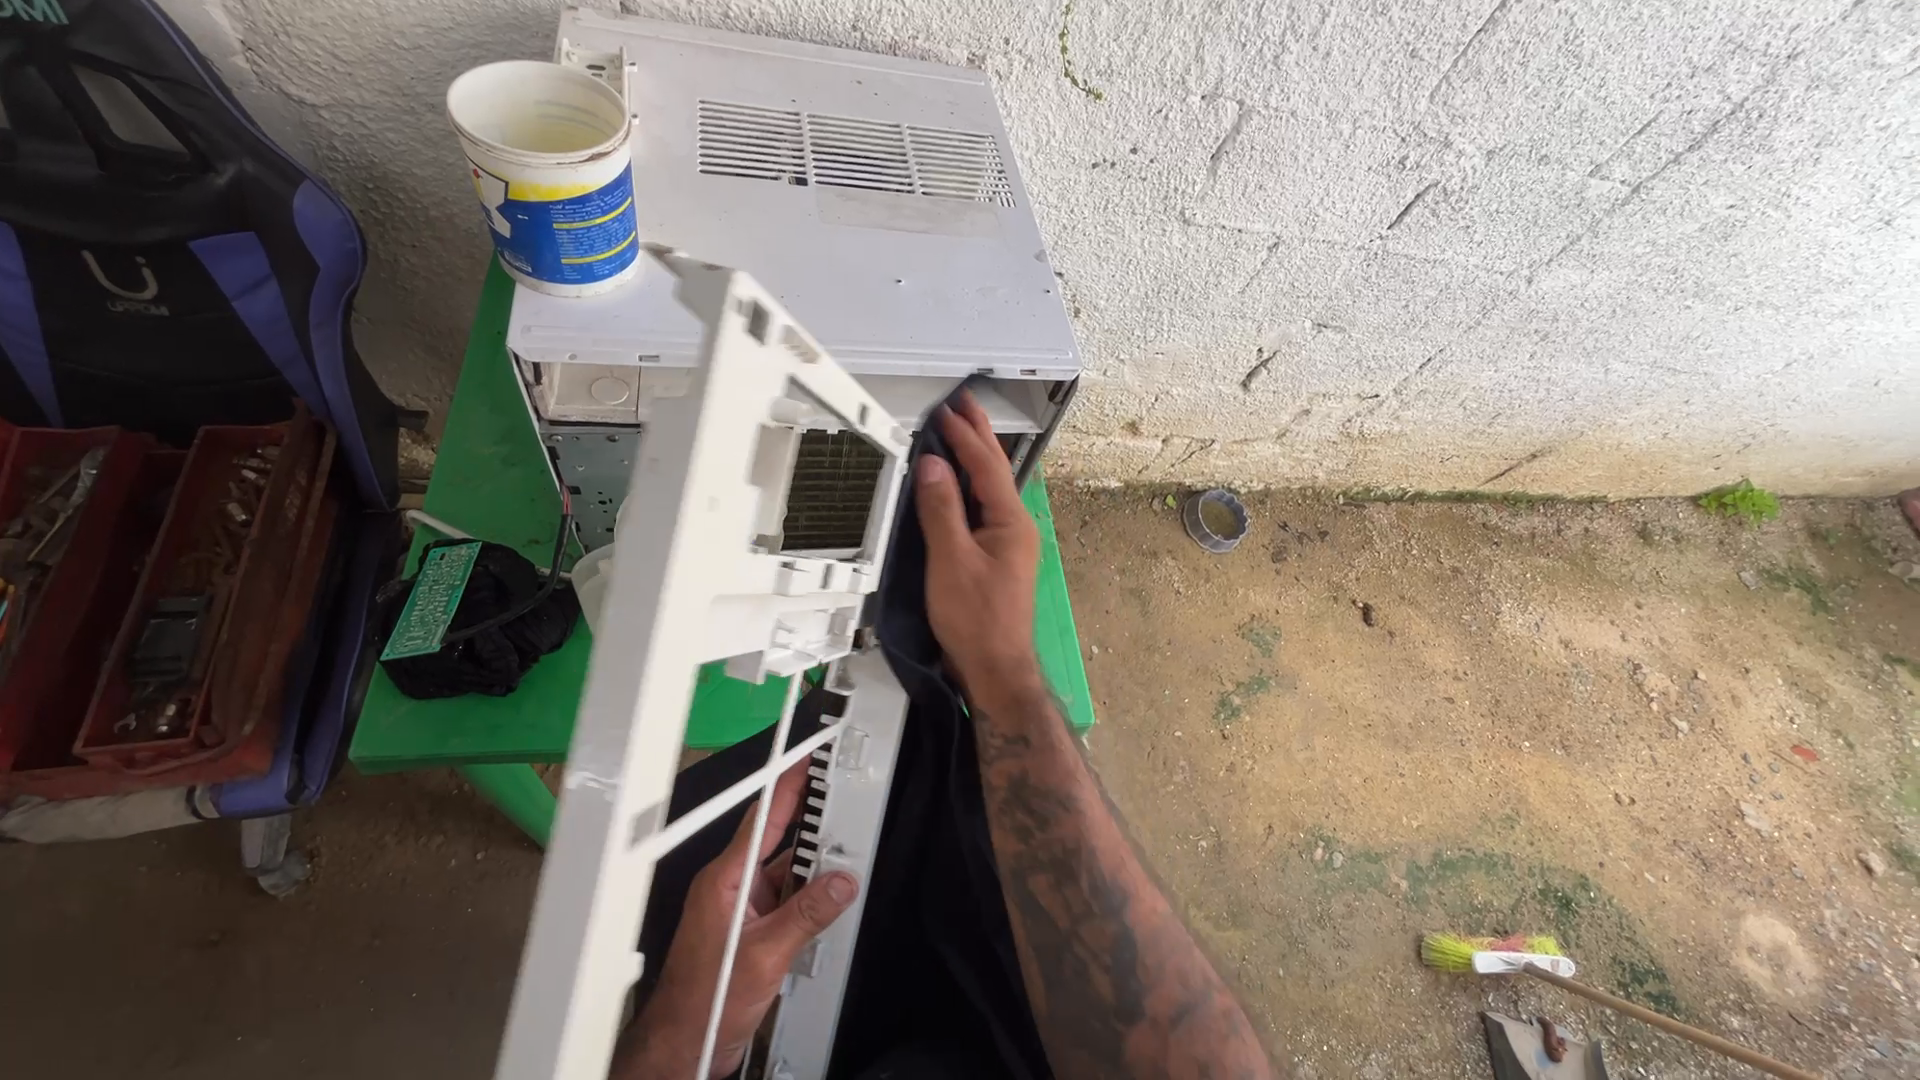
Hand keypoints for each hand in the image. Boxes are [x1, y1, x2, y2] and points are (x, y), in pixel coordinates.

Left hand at [620, 766, 859, 1077]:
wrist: (682, 1049)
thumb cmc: (705, 1002)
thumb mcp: (765, 955)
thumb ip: (807, 915)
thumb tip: (842, 882)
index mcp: (726, 879)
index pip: (764, 817)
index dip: (789, 784)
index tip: (811, 760)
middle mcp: (732, 885)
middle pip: (779, 840)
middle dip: (812, 824)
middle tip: (844, 805)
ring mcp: (740, 906)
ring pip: (785, 870)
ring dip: (813, 866)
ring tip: (845, 856)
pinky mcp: (749, 927)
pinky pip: (785, 895)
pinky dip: (808, 893)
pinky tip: (828, 896)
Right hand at [914, 391, 1042, 706]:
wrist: (995, 667)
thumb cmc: (975, 619)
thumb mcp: (951, 560)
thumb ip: (941, 509)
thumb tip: (933, 464)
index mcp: (1011, 522)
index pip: (986, 466)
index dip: (965, 436)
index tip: (946, 409)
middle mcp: (1017, 527)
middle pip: (996, 471)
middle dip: (979, 436)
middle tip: (964, 404)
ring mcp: (1010, 543)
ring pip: (990, 489)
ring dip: (974, 458)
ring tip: (960, 432)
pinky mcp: (998, 558)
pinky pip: (984, 509)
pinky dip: (969, 487)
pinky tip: (959, 485)